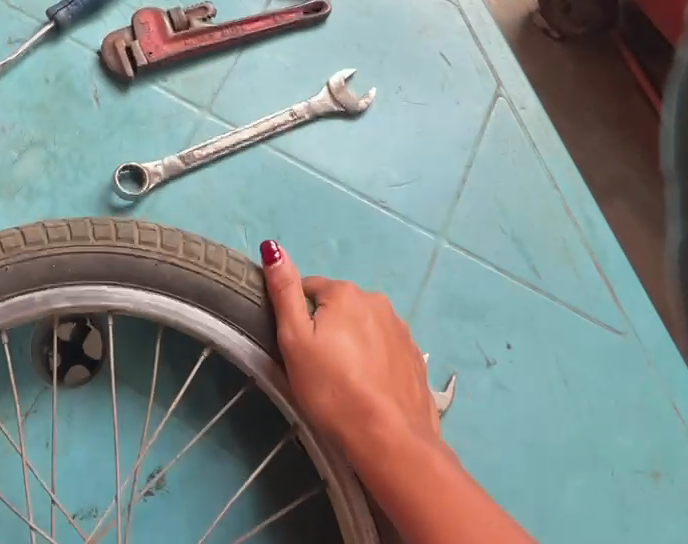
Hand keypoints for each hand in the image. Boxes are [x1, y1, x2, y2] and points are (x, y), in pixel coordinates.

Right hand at [260, 240, 438, 459]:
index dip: (298, 319)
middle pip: (337, 308)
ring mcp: (401, 330)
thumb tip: (273, 246)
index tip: (297, 350)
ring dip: (352, 344)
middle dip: (326, 330)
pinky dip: (374, 362)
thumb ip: (284, 291)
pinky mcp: (415, 358)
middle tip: (317, 369)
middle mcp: (376, 301)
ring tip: (344, 383)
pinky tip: (369, 390)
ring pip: (363, 328)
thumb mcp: (295, 339)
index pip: (308, 290)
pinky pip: (384, 349)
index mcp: (345, 292)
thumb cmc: (332, 388)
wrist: (391, 440)